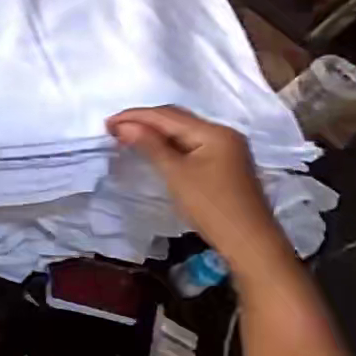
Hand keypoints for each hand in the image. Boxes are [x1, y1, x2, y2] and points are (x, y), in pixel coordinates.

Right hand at [106, 106, 293, 275]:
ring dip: (154, 131)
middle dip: (144, 120)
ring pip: (183, 131)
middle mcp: (222, 133)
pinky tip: (152, 148)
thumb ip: (150, 146)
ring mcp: (225, 147)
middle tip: (113, 128)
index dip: (135, 116)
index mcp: (213, 132)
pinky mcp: (223, 162)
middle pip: (176, 118)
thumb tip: (124, 126)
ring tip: (126, 136)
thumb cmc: (211, 206)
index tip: (107, 123)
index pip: (167, 116)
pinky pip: (190, 143)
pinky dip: (167, 143)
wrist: (248, 240)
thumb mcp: (176, 174)